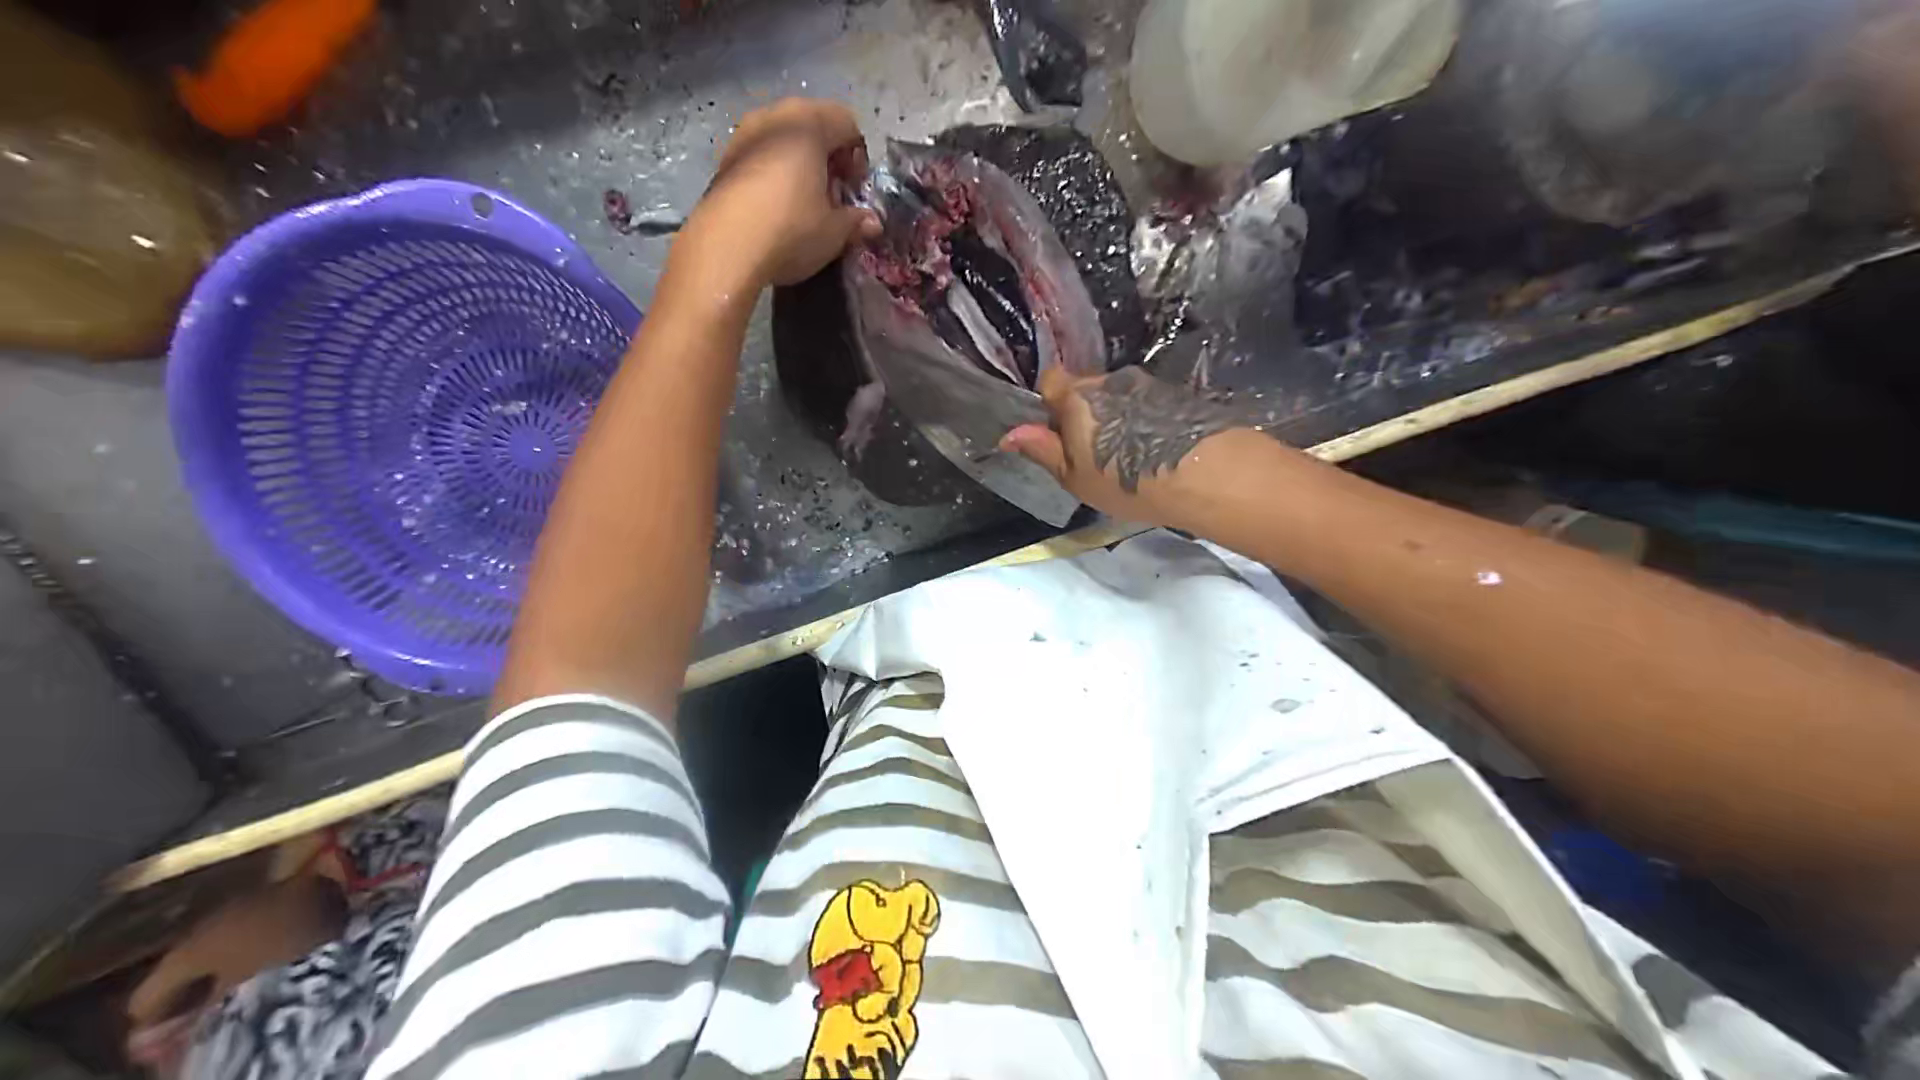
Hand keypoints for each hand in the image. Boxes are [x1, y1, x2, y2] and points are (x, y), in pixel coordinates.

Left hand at [687, 98, 881, 288]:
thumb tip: (871, 222)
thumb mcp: (834, 232)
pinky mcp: (724, 160)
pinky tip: (779, 209)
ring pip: (784, 139)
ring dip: (801, 166)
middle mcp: (773, 117)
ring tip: (806, 205)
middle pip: (813, 125)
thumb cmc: (791, 230)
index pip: (846, 123)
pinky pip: (762, 156)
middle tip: (834, 196)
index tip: (856, 189)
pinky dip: (776, 174)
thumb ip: (856, 221)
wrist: (725, 248)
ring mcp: (744, 135)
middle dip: (829, 158)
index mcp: (807, 124)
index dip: (858, 157)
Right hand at [999, 365, 1248, 526]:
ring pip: (1117, 397)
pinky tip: (1154, 450)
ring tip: (1129, 456)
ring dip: (1116, 418)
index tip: (1057, 434)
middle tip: (1093, 454)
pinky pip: (1145, 404)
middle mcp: (1109, 381)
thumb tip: (1008, 435)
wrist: (1206, 473)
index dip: (1048, 404)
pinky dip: (1143, 421)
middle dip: (1084, 413)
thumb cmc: (1127, 479)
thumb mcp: (1075, 477)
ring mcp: (1145, 384)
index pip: (1050, 380)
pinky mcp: (1175, 394)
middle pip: (1085, 389)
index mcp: (1077, 397)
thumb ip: (1043, 451)